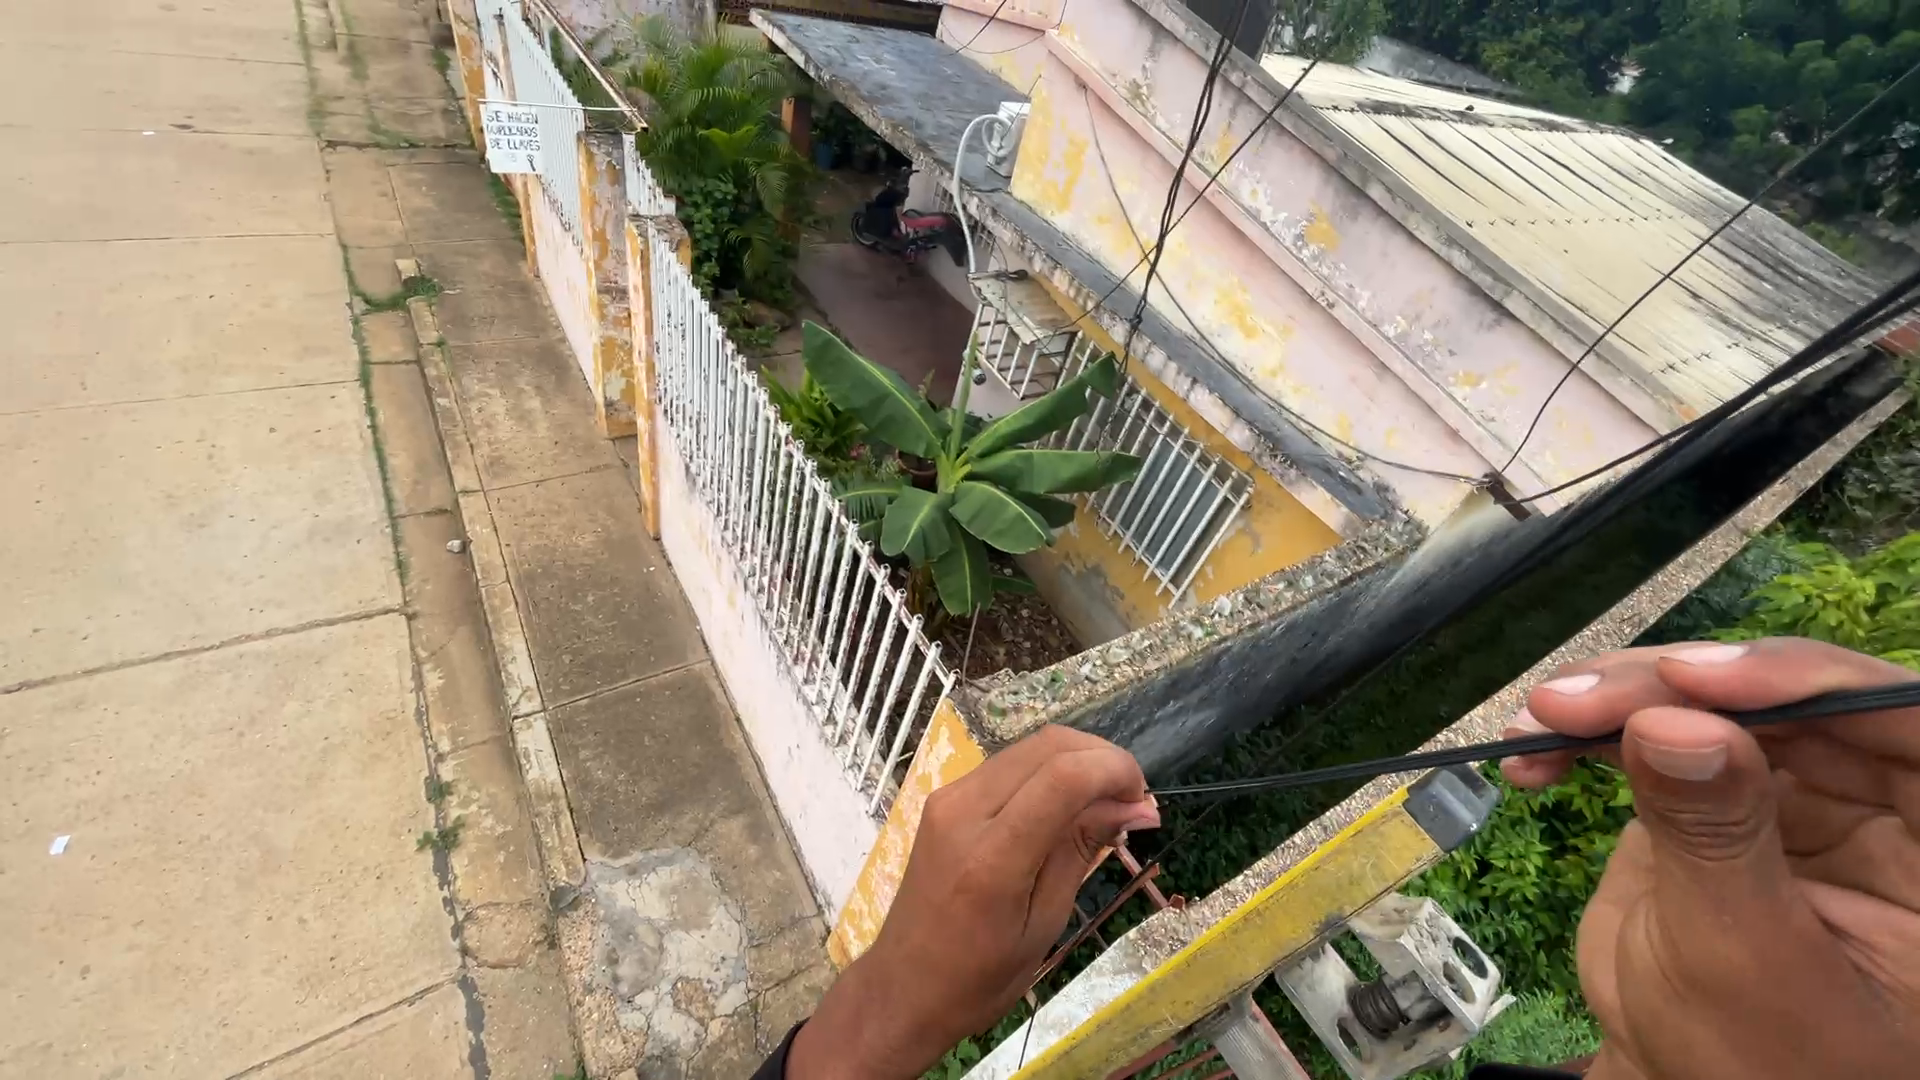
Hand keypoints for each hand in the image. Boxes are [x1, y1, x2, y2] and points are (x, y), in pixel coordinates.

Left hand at [786, 725, 1156, 1079]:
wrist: (903, 984)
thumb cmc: (979, 977)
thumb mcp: (1044, 922)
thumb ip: (1082, 849)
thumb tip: (1136, 805)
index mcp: (991, 856)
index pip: (1061, 777)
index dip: (1114, 770)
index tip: (1144, 798)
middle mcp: (964, 809)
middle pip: (1047, 746)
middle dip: (1101, 758)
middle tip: (1132, 798)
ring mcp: (949, 795)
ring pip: (1028, 746)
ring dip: (1076, 759)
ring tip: (1106, 800)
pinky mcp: (944, 794)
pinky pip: (1007, 763)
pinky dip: (1047, 768)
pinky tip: (1067, 800)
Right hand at [1501, 638, 1919, 1079]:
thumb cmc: (1754, 1059)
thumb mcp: (1740, 955)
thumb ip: (1716, 838)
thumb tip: (1674, 722)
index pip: (1914, 734)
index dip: (1812, 684)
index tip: (1691, 678)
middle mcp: (1876, 811)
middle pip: (1781, 704)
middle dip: (1662, 690)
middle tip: (1563, 704)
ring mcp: (1780, 797)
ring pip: (1700, 705)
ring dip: (1604, 705)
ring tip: (1532, 726)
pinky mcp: (1699, 795)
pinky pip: (1640, 737)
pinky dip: (1575, 739)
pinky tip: (1527, 758)